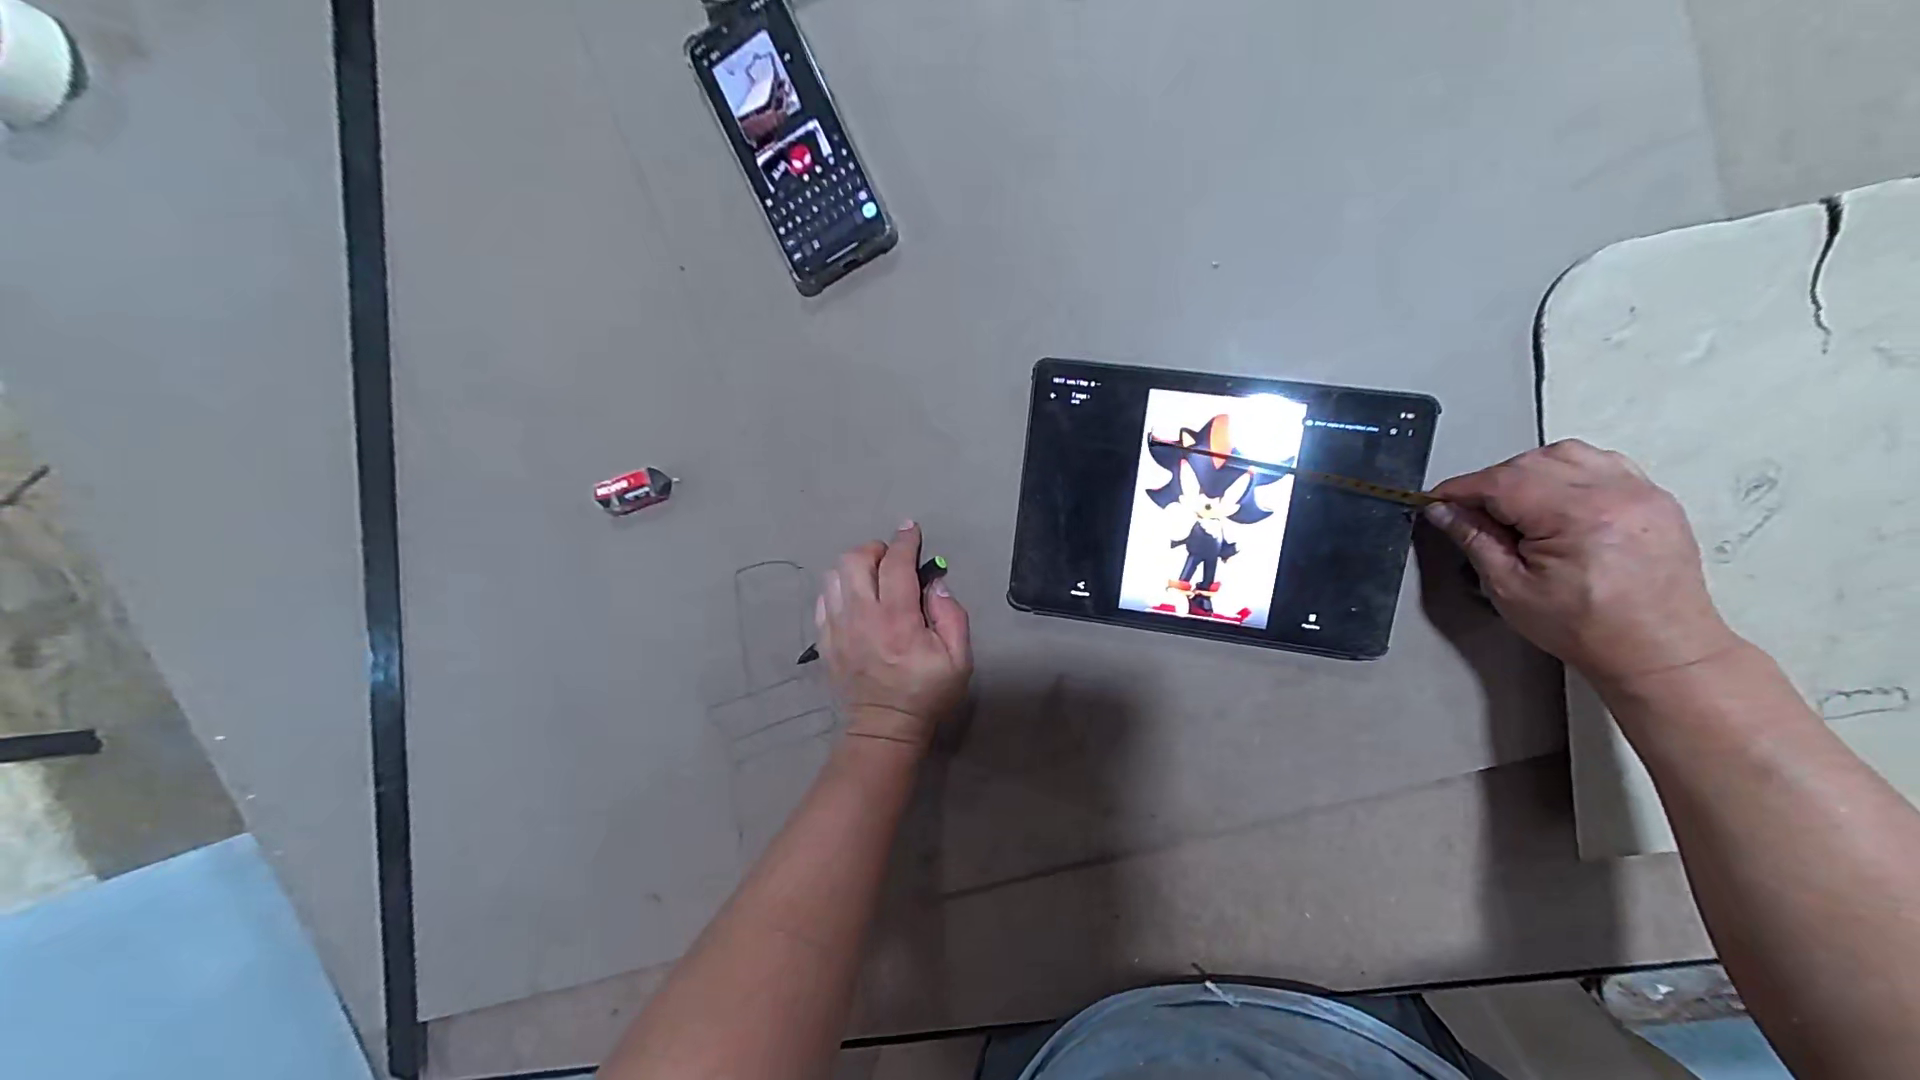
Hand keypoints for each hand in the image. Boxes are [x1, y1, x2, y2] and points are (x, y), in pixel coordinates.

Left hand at [815, 522, 972, 751]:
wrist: (884, 728)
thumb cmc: (926, 692)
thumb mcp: (959, 658)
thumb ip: (951, 615)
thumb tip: (935, 583)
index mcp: (898, 620)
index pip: (896, 564)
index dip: (905, 541)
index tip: (911, 529)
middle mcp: (862, 617)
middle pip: (854, 560)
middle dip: (875, 549)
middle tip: (892, 560)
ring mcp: (837, 628)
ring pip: (833, 576)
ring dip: (855, 567)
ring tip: (873, 578)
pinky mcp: (824, 640)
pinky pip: (823, 599)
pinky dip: (839, 589)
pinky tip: (856, 600)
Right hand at [1424, 440, 1741, 685]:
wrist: (1660, 650)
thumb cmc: (1587, 628)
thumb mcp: (1509, 587)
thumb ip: (1474, 539)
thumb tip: (1442, 510)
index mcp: (1578, 517)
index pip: (1501, 482)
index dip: (1460, 489)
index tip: (1436, 500)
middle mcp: (1615, 494)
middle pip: (1530, 463)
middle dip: (1489, 482)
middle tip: (1468, 512)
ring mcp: (1640, 492)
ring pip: (1564, 454)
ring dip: (1527, 471)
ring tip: (1511, 504)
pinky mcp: (1654, 498)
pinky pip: (1601, 462)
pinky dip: (1566, 471)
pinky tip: (1551, 497)